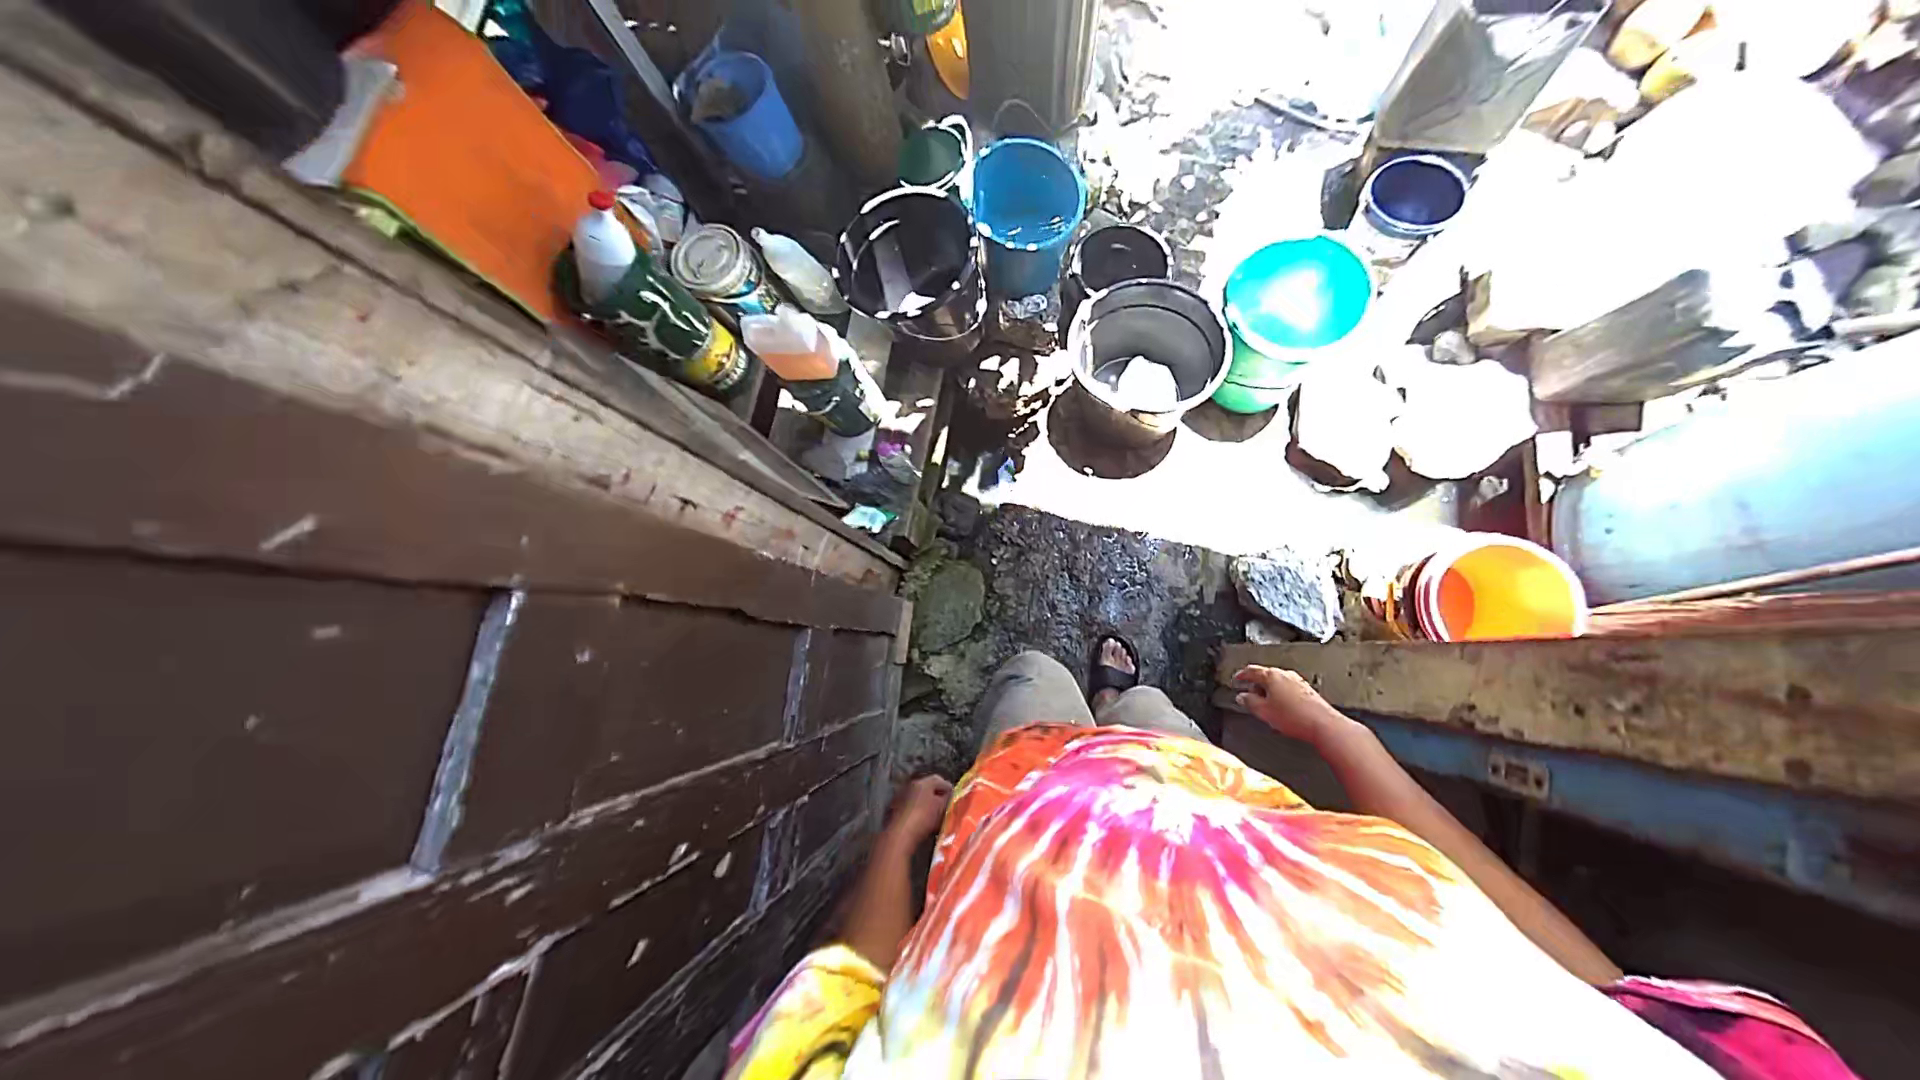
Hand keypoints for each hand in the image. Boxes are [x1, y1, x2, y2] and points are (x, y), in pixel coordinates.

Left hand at [885, 775, 953, 843]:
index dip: (949, 789)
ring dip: (927, 803)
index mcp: (923, 782)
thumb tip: (952, 796)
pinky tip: (923, 821)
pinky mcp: (895, 808)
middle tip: (946, 807)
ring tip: (935, 816)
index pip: (940, 780)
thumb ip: (949, 799)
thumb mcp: (942, 808)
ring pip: (920, 797)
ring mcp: (902, 796)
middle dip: (938, 796)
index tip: (955, 799)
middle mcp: (911, 785)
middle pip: (929, 788)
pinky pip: (912, 806)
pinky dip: (918, 810)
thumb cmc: (924, 818)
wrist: (901, 834)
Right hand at [1232, 665, 1348, 744]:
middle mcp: (1286, 675)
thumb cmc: (1296, 717)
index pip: (1251, 670)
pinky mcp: (1308, 691)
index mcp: (1271, 676)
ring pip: (1277, 683)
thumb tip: (1242, 696)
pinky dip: (1281, 696)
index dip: (1241, 675)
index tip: (1236, 679)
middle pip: (1265, 675)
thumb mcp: (1263, 711)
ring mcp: (1298, 682)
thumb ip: (1248, 701)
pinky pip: (1288, 689)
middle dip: (1255, 685)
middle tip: (1249, 696)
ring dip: (1269, 691)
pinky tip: (1282, 709)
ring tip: (1266, 706)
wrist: (1324, 725)